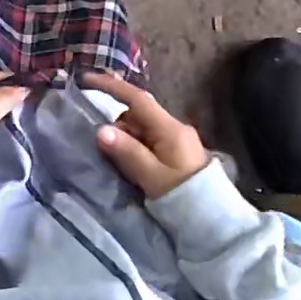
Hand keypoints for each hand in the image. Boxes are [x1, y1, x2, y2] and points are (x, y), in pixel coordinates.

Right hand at [84, 72, 210, 198]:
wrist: (213, 220)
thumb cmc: (183, 197)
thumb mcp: (151, 177)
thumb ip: (127, 152)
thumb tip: (101, 130)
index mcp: (169, 129)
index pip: (137, 99)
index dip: (112, 87)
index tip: (87, 80)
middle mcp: (174, 128)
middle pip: (136, 116)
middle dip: (119, 129)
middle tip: (112, 158)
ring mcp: (177, 140)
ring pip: (141, 130)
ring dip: (127, 143)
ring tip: (127, 170)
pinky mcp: (177, 153)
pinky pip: (149, 142)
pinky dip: (136, 151)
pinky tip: (135, 170)